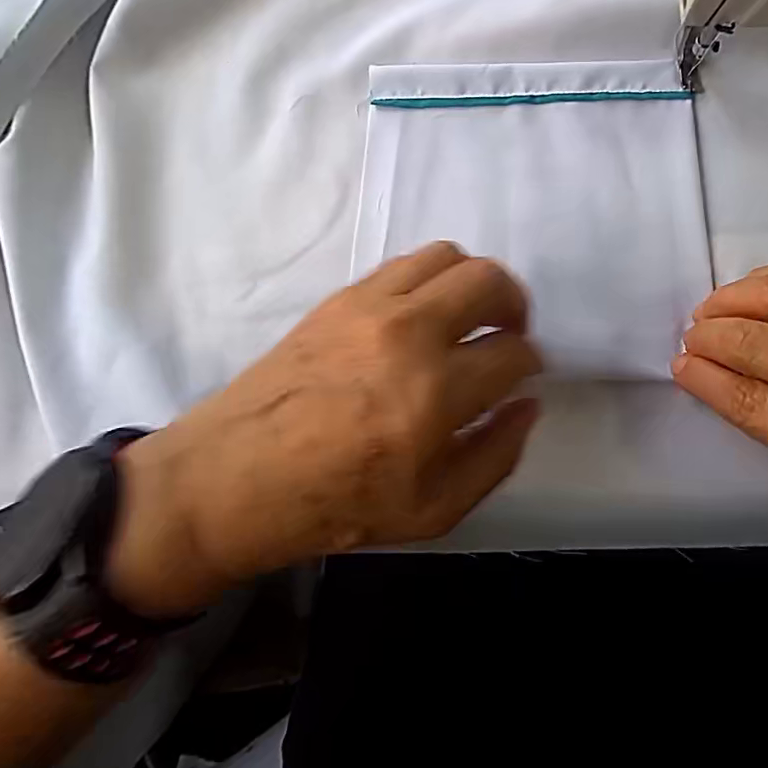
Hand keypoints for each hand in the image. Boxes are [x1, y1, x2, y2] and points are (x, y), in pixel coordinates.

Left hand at [106, 242, 543, 615]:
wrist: (238, 473)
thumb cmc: (336, 503)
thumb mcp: (433, 510)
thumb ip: (494, 456)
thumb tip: (526, 404)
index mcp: (434, 393)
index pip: (512, 353)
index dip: (529, 362)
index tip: (521, 372)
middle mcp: (406, 333)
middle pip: (488, 281)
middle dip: (513, 304)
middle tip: (507, 333)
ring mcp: (367, 306)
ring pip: (445, 256)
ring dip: (471, 282)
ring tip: (467, 316)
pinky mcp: (336, 298)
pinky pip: (400, 264)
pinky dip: (427, 280)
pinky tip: (419, 316)